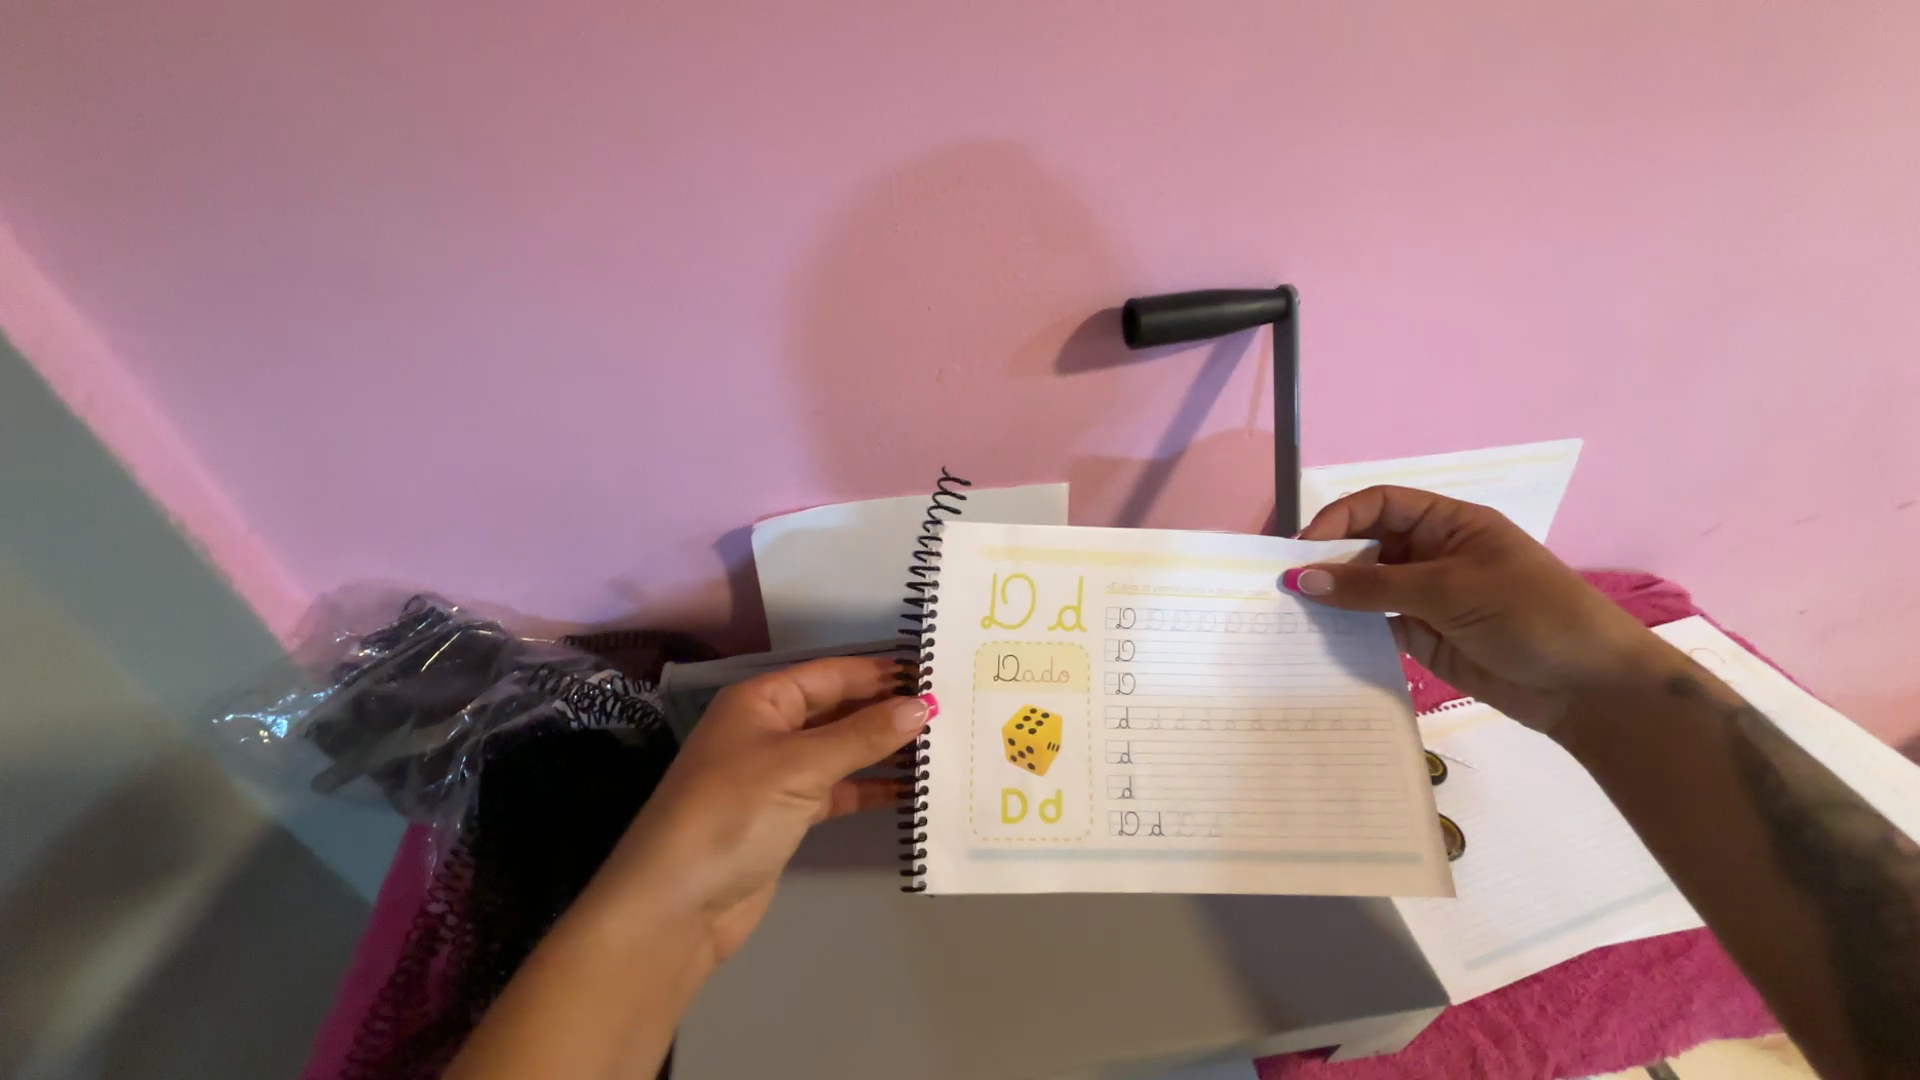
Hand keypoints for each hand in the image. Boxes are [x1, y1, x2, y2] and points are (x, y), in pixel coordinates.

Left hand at [594, 656, 929, 964]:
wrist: (676, 908)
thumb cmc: (733, 814)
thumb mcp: (800, 765)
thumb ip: (863, 735)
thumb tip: (923, 705)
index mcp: (762, 700)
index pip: (833, 674)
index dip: (882, 673)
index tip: (935, 673)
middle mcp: (770, 729)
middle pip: (839, 710)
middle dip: (887, 710)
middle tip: (948, 711)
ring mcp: (777, 775)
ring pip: (842, 751)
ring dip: (884, 750)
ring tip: (940, 747)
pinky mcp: (787, 815)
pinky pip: (838, 790)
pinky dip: (869, 788)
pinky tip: (910, 791)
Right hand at [1290, 486, 1661, 735]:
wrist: (1588, 688)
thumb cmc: (1531, 615)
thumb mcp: (1450, 590)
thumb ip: (1371, 586)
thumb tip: (1299, 579)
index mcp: (1448, 524)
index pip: (1380, 505)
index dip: (1339, 518)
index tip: (1303, 548)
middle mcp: (1431, 554)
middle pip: (1364, 544)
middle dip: (1326, 558)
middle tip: (1285, 583)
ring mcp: (1424, 596)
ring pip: (1362, 586)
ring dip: (1332, 595)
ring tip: (1292, 610)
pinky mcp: (1419, 635)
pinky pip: (1371, 624)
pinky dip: (1345, 628)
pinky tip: (1319, 637)